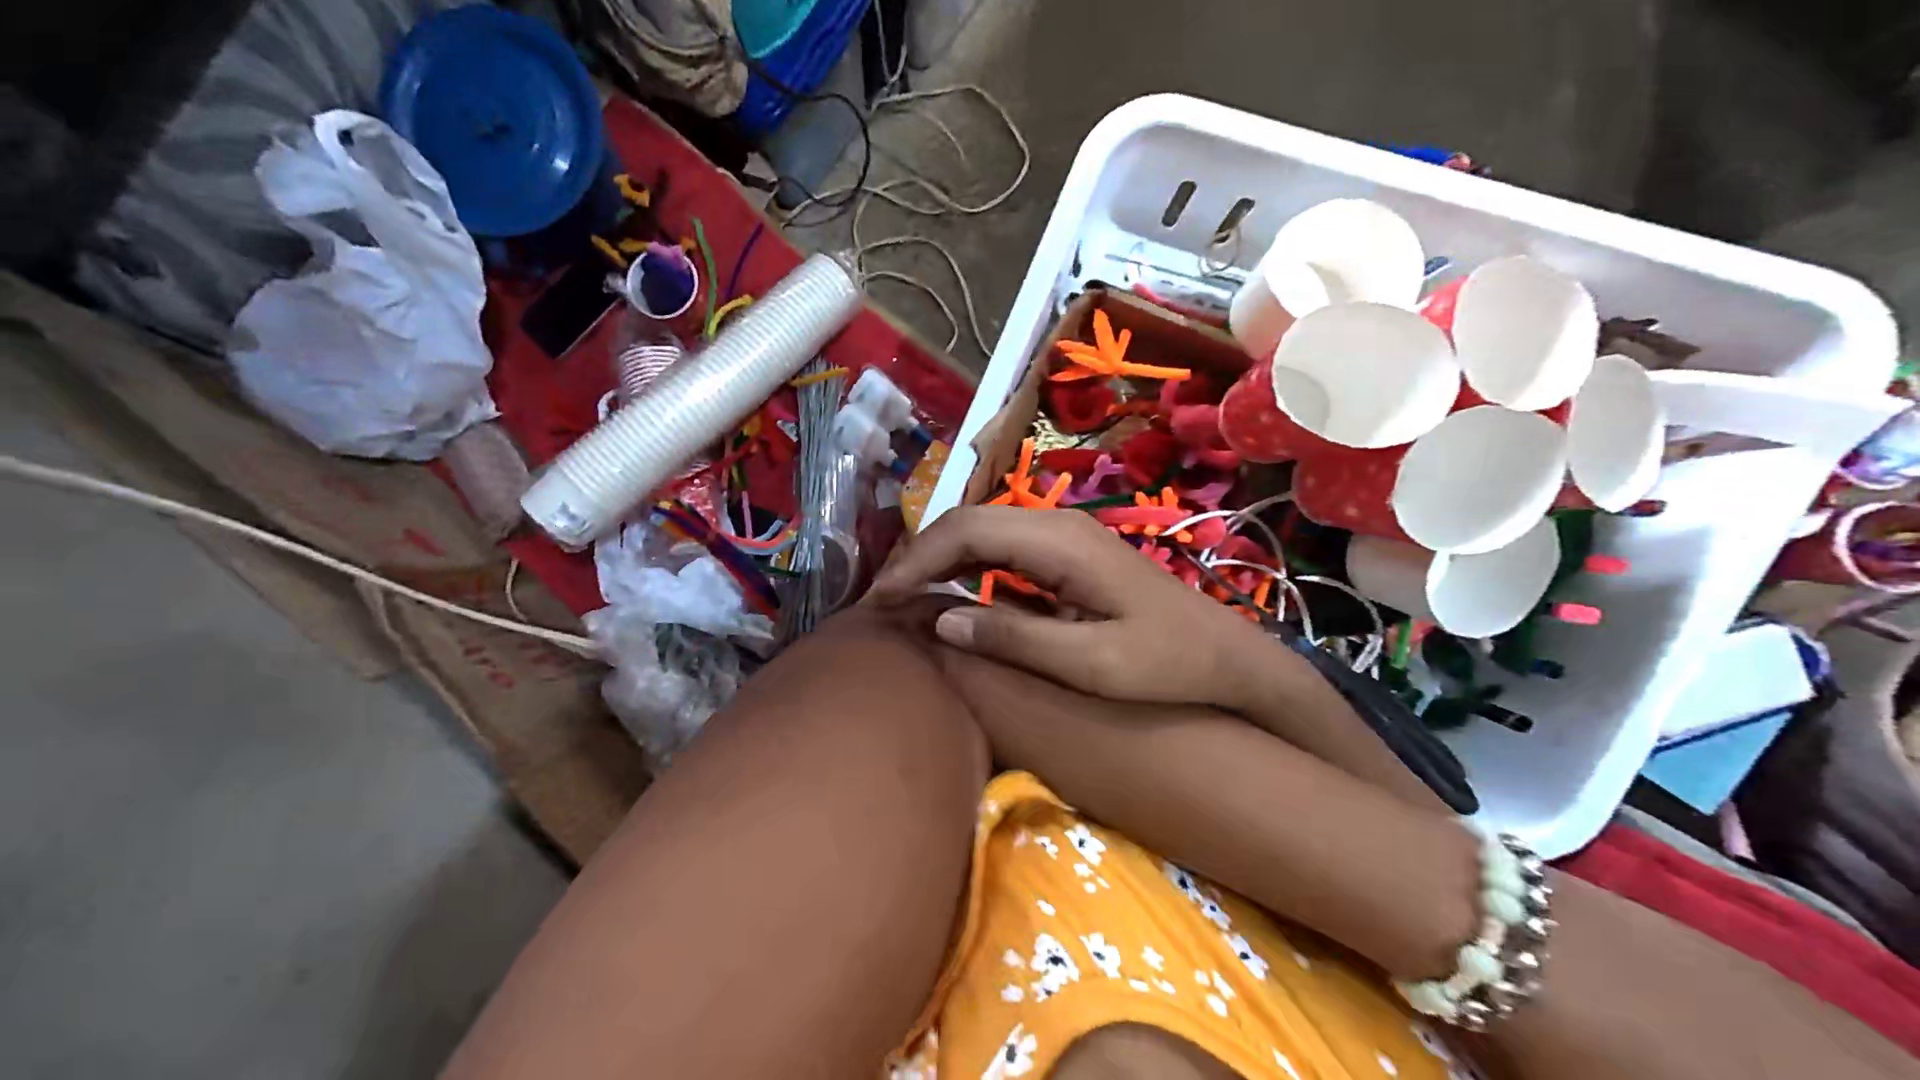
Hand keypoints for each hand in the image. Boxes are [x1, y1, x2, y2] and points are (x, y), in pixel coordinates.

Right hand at [865, 505, 1275, 708]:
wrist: (1228, 656)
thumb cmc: (1168, 664)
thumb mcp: (1091, 662)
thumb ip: (1016, 637)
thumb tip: (940, 621)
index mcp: (1059, 542)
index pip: (965, 532)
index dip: (915, 562)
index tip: (881, 602)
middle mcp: (1056, 523)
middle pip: (966, 523)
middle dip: (917, 558)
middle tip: (882, 605)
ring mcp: (1063, 534)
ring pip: (980, 532)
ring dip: (938, 560)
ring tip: (903, 602)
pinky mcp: (1067, 552)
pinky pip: (1001, 547)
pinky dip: (965, 567)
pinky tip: (949, 597)